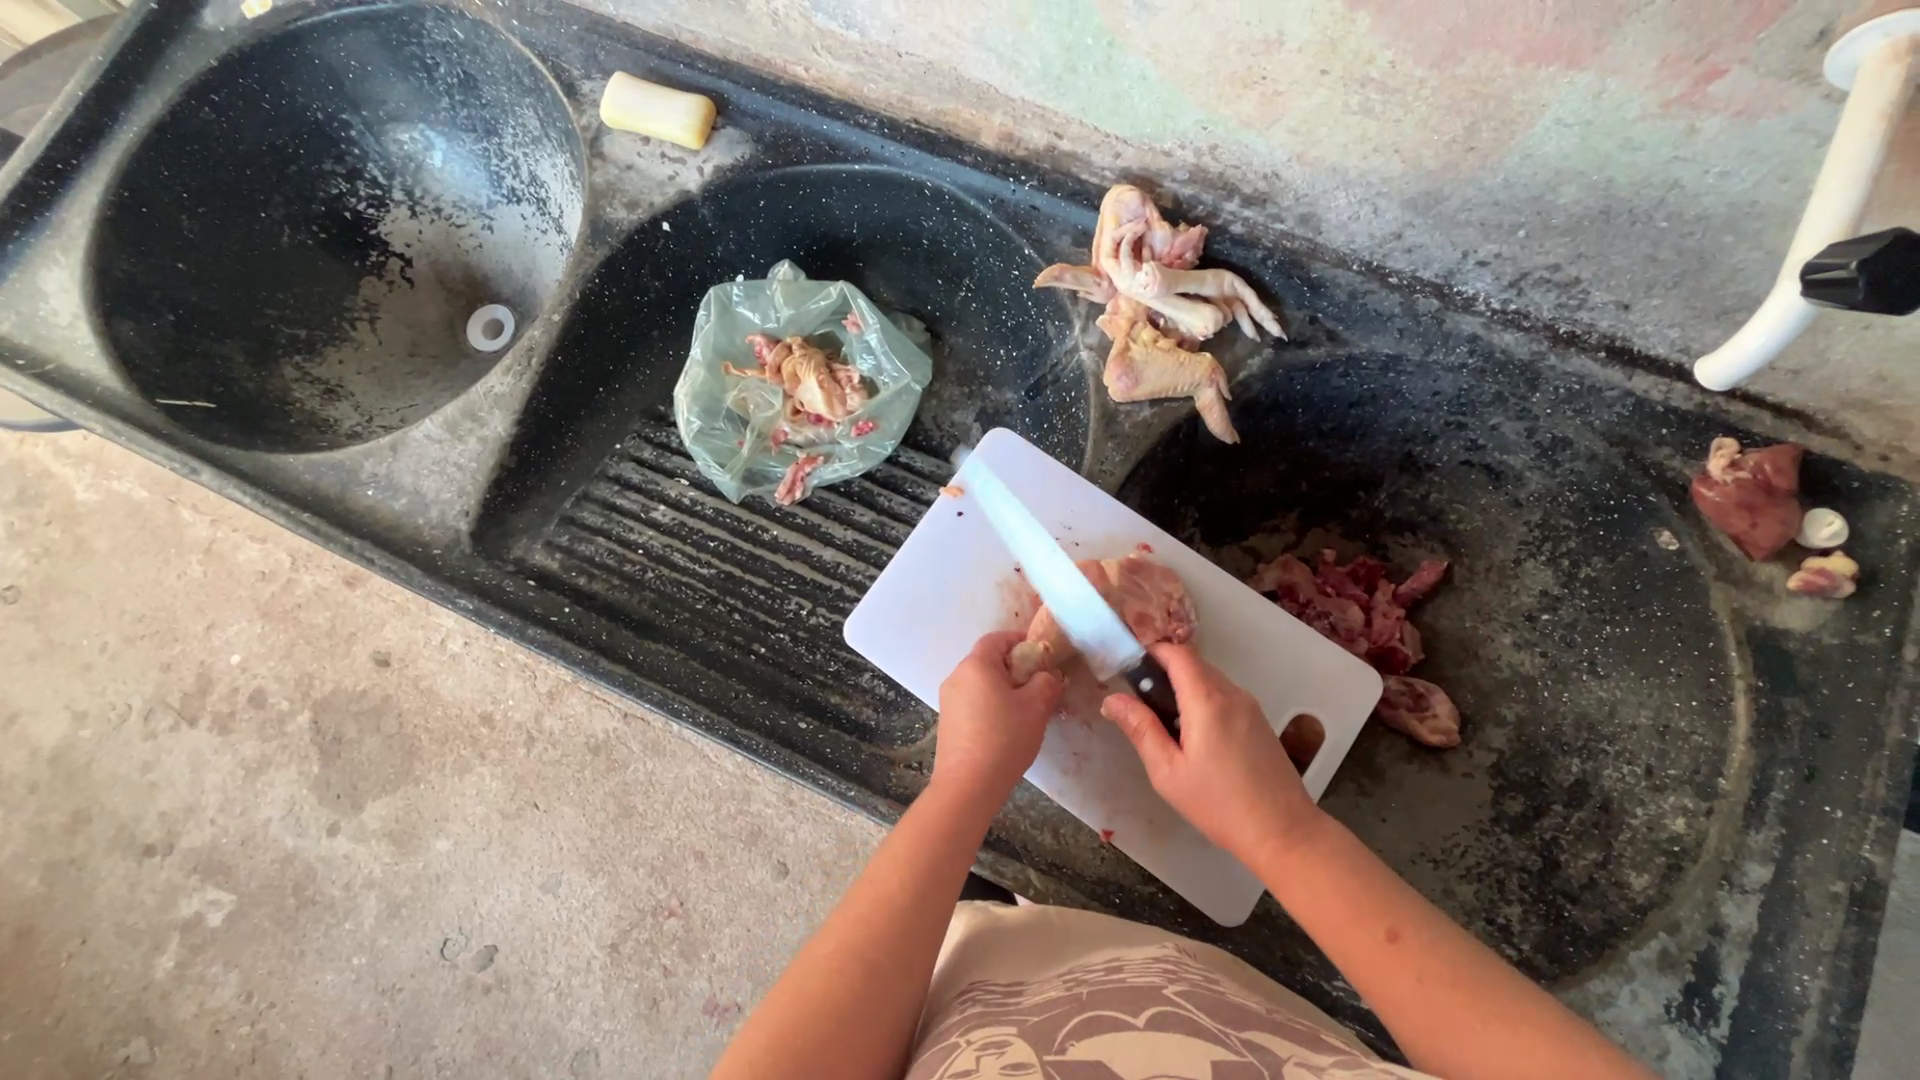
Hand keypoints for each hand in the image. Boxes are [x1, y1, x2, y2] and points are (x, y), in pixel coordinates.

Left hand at [933, 631, 1063, 799]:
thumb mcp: (1036, 707)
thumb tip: (1048, 676)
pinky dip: (991, 704)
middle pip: (988, 660)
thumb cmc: (1004, 738)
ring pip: (980, 683)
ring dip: (1003, 688)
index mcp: (975, 665)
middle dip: (1015, 668)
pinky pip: (972, 702)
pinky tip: (1007, 726)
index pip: (997, 638)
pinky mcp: (948, 722)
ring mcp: (948, 700)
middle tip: (1039, 684)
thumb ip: (1046, 682)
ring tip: (1027, 708)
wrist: (968, 785)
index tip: (1042, 655)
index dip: (1020, 641)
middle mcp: (956, 677)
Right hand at [1102, 643, 1322, 864]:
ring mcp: (1250, 706)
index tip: (1129, 668)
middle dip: (1164, 673)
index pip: (1178, 653)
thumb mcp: (1168, 772)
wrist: (1284, 832)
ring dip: (1184, 688)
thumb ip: (1140, 729)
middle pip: (1193, 664)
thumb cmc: (1219, 805)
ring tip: (1165, 725)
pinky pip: (1224, 696)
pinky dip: (1203, 701)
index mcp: (1207, 701)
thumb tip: (1112, 699)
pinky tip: (1194, 737)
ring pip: (1210, 680)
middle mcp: (1232, 694)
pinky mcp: (1259, 721)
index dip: (1152, 651)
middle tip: (1140, 704)